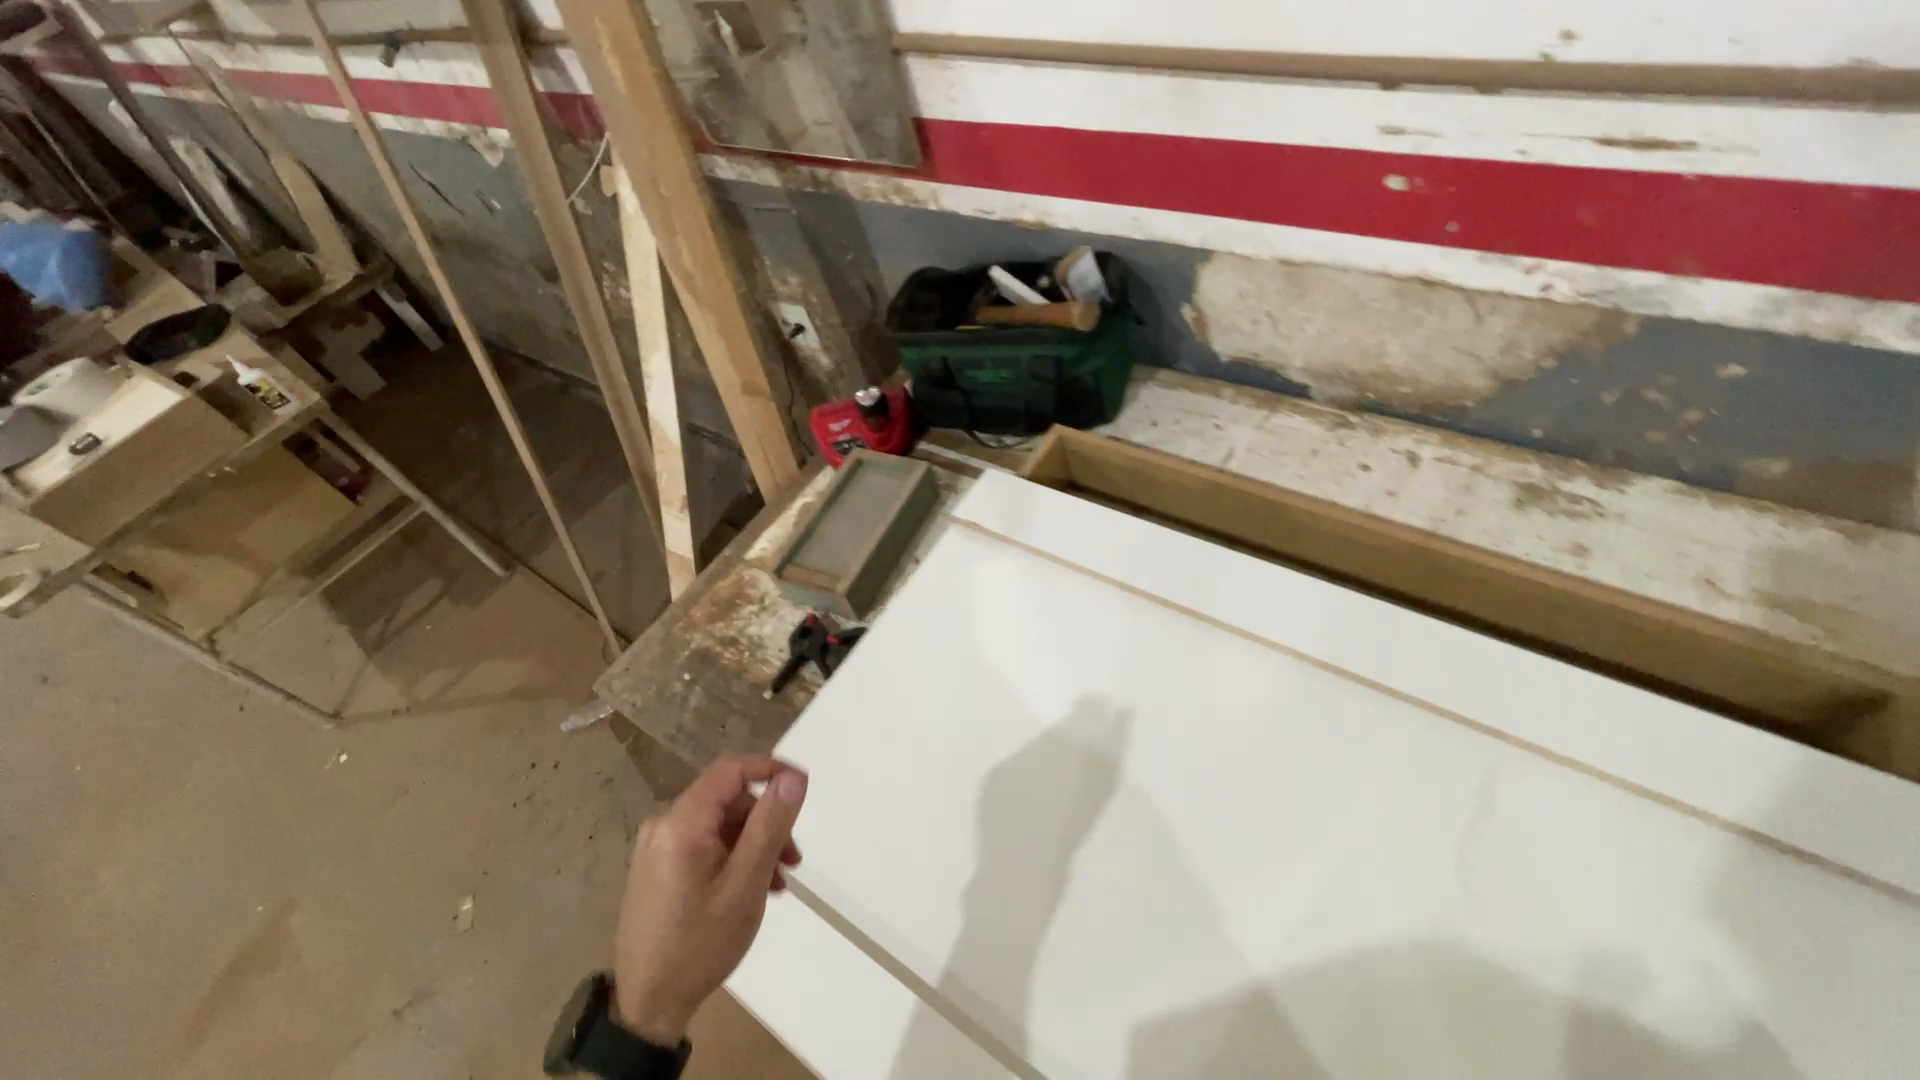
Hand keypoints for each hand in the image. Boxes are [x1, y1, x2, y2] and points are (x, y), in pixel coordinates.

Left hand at [612, 755, 807, 1044]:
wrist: (647, 1003)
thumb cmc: (700, 943)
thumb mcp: (746, 884)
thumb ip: (771, 826)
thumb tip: (793, 778)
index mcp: (681, 823)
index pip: (731, 770)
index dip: (771, 770)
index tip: (804, 788)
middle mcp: (663, 825)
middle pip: (727, 801)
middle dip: (766, 822)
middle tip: (793, 860)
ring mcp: (656, 848)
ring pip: (719, 826)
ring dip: (753, 845)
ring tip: (776, 883)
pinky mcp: (656, 869)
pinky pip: (703, 845)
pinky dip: (732, 858)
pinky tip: (749, 890)